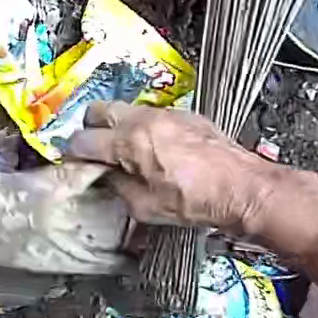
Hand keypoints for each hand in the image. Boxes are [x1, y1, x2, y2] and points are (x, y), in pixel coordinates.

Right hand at [63, 101, 280, 233]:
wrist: (244, 189)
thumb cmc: (197, 201)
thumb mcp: (144, 207)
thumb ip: (116, 186)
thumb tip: (104, 176)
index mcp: (129, 141)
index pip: (82, 140)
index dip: (73, 154)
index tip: (74, 164)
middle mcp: (144, 120)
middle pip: (97, 111)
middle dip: (90, 130)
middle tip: (94, 151)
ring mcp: (165, 113)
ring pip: (125, 110)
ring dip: (116, 128)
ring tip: (124, 152)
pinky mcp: (184, 115)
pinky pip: (150, 115)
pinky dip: (141, 128)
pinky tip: (151, 150)